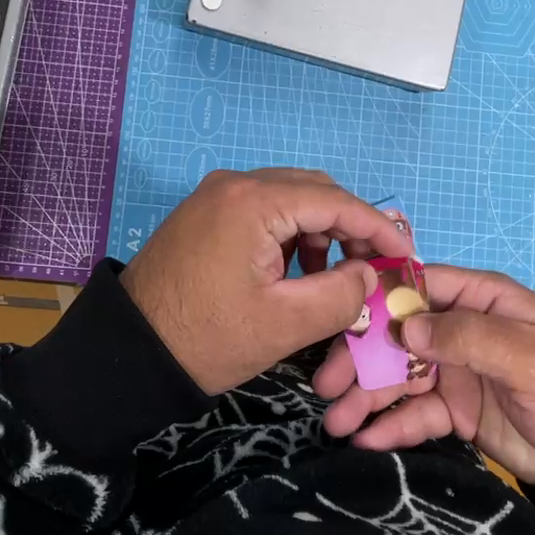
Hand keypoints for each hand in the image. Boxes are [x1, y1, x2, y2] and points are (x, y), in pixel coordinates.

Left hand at [119, 168, 412, 394]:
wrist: (128, 351)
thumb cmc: (206, 338)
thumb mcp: (283, 325)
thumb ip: (340, 295)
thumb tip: (370, 274)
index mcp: (253, 201)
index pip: (334, 201)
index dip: (377, 227)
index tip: (406, 255)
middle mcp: (234, 184)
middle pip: (312, 191)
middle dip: (349, 227)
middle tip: (373, 269)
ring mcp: (216, 194)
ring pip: (289, 198)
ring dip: (319, 230)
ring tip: (334, 276)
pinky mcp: (206, 212)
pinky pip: (263, 209)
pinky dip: (289, 233)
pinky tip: (296, 269)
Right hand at [314, 265, 534, 488]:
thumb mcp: (533, 357)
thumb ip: (470, 337)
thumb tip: (407, 327)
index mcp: (484, 301)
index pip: (422, 285)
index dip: (380, 298)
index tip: (338, 316)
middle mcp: (464, 331)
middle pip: (401, 335)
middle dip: (363, 357)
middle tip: (325, 382)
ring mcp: (459, 373)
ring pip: (402, 377)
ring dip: (368, 396)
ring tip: (334, 420)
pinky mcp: (459, 414)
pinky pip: (419, 415)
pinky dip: (392, 426)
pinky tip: (365, 439)